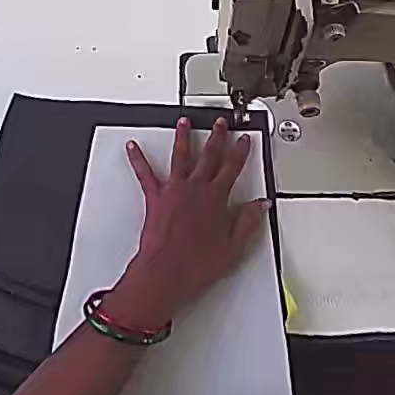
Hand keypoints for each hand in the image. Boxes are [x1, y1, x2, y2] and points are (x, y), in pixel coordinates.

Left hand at [102, 117, 269, 329]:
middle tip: (219, 122)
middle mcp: (196, 188)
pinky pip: (145, 173)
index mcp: (217, 198)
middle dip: (216, 136)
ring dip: (183, 136)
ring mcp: (175, 189)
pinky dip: (138, 159)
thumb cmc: (196, 264)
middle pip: (209, 155)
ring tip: (183, 122)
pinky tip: (133, 147)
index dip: (240, 151)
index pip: (233, 167)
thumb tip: (261, 206)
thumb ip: (248, 222)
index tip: (243, 139)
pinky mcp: (156, 197)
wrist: (165, 273)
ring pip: (181, 155)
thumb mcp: (234, 247)